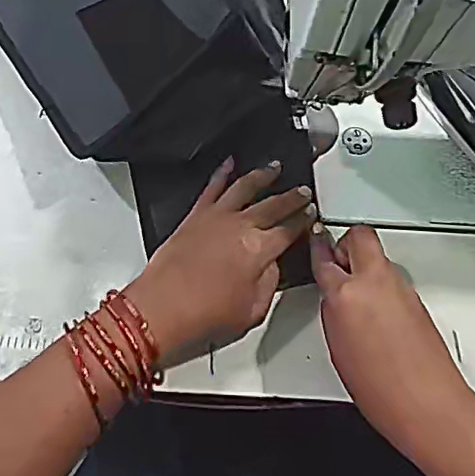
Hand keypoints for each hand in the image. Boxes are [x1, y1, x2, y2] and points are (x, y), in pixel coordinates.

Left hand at [124, 160, 314, 363]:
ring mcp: (216, 217)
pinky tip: (229, 163)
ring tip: (274, 167)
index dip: (303, 220)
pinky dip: (222, 172)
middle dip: (292, 196)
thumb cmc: (203, 312)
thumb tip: (272, 267)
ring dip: (263, 175)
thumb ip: (269, 282)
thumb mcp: (253, 309)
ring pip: (245, 186)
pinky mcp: (195, 215)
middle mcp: (240, 227)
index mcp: (260, 250)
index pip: (290, 229)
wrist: (164, 306)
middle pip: (274, 204)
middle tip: (302, 191)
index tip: (310, 214)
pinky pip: (212, 186)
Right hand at [313, 225, 474, 460]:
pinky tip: (375, 311)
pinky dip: (382, 285)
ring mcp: (401, 289)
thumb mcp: (337, 348)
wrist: (431, 409)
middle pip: (359, 236)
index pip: (325, 257)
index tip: (315, 245)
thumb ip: (332, 311)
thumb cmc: (385, 392)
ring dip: (365, 264)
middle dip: (345, 243)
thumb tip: (332, 297)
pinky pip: (393, 278)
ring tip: (356, 291)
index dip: (317, 249)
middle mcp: (377, 283)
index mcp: (347, 295)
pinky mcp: (418, 301)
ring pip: (379, 256)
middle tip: (337, 258)